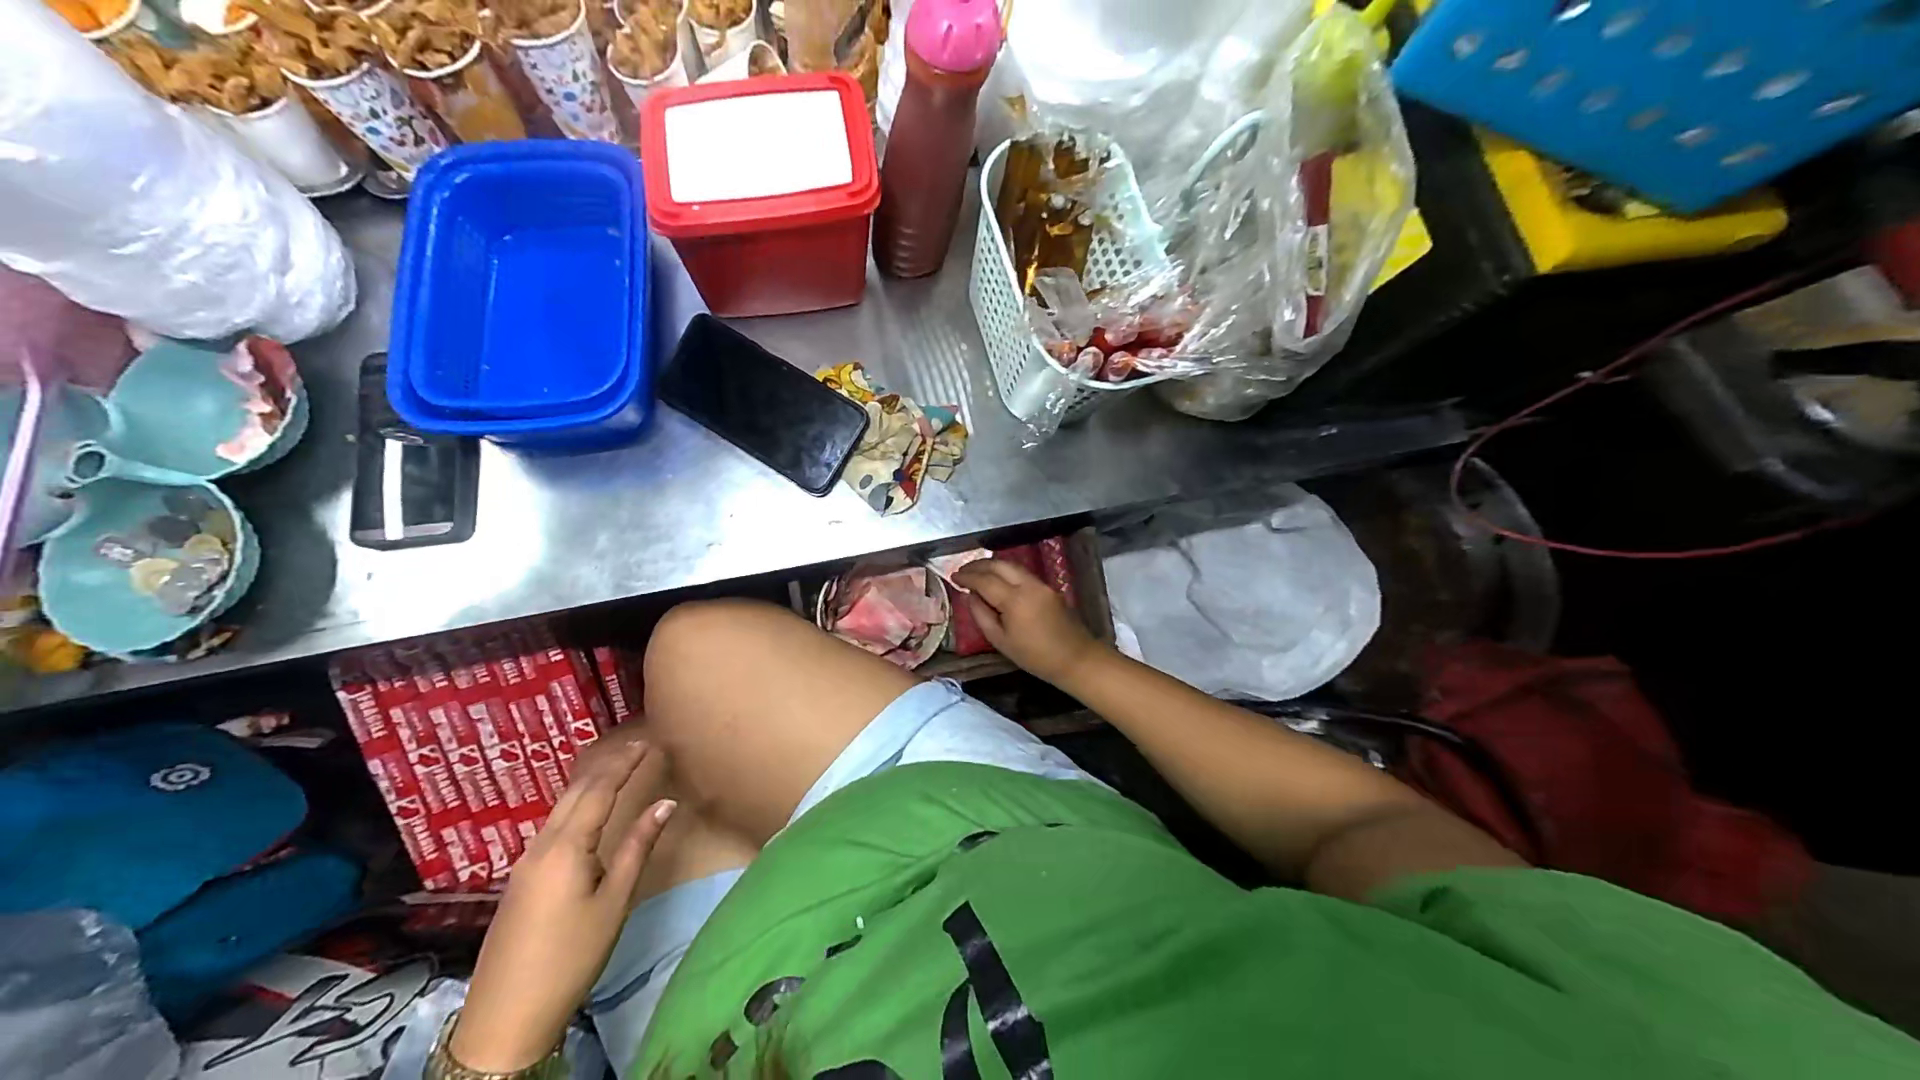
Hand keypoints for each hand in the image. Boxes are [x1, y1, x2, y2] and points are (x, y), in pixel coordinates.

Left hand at [452, 739, 673, 1071]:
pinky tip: (585, 811)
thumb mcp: (614, 902)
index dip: (625, 764)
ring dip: (588, 783)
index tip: (648, 743)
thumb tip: (665, 804)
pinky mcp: (521, 879)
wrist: (504, 1016)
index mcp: (566, 847)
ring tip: (616, 769)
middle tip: (636, 747)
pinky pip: (552, 826)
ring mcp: (526, 862)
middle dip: (606, 765)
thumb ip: (636, 848)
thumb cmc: (571, 957)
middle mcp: (541, 845)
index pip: (599, 790)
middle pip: (575, 792)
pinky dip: (575, 805)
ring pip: (560, 808)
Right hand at [952, 558, 1103, 684]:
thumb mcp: (1000, 641)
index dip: (967, 576)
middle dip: (978, 565)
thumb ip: (981, 615)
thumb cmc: (1035, 657)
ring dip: (992, 565)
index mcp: (1014, 599)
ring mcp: (1041, 583)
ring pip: (1012, 565)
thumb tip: (969, 596)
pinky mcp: (1049, 587)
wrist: (1075, 659)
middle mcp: (1028, 585)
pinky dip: (1005, 571)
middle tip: (962, 570)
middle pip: (998, 564)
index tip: (953, 576)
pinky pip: (1022, 572)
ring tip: (976, 573)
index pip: (984, 580)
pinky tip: (996, 580)